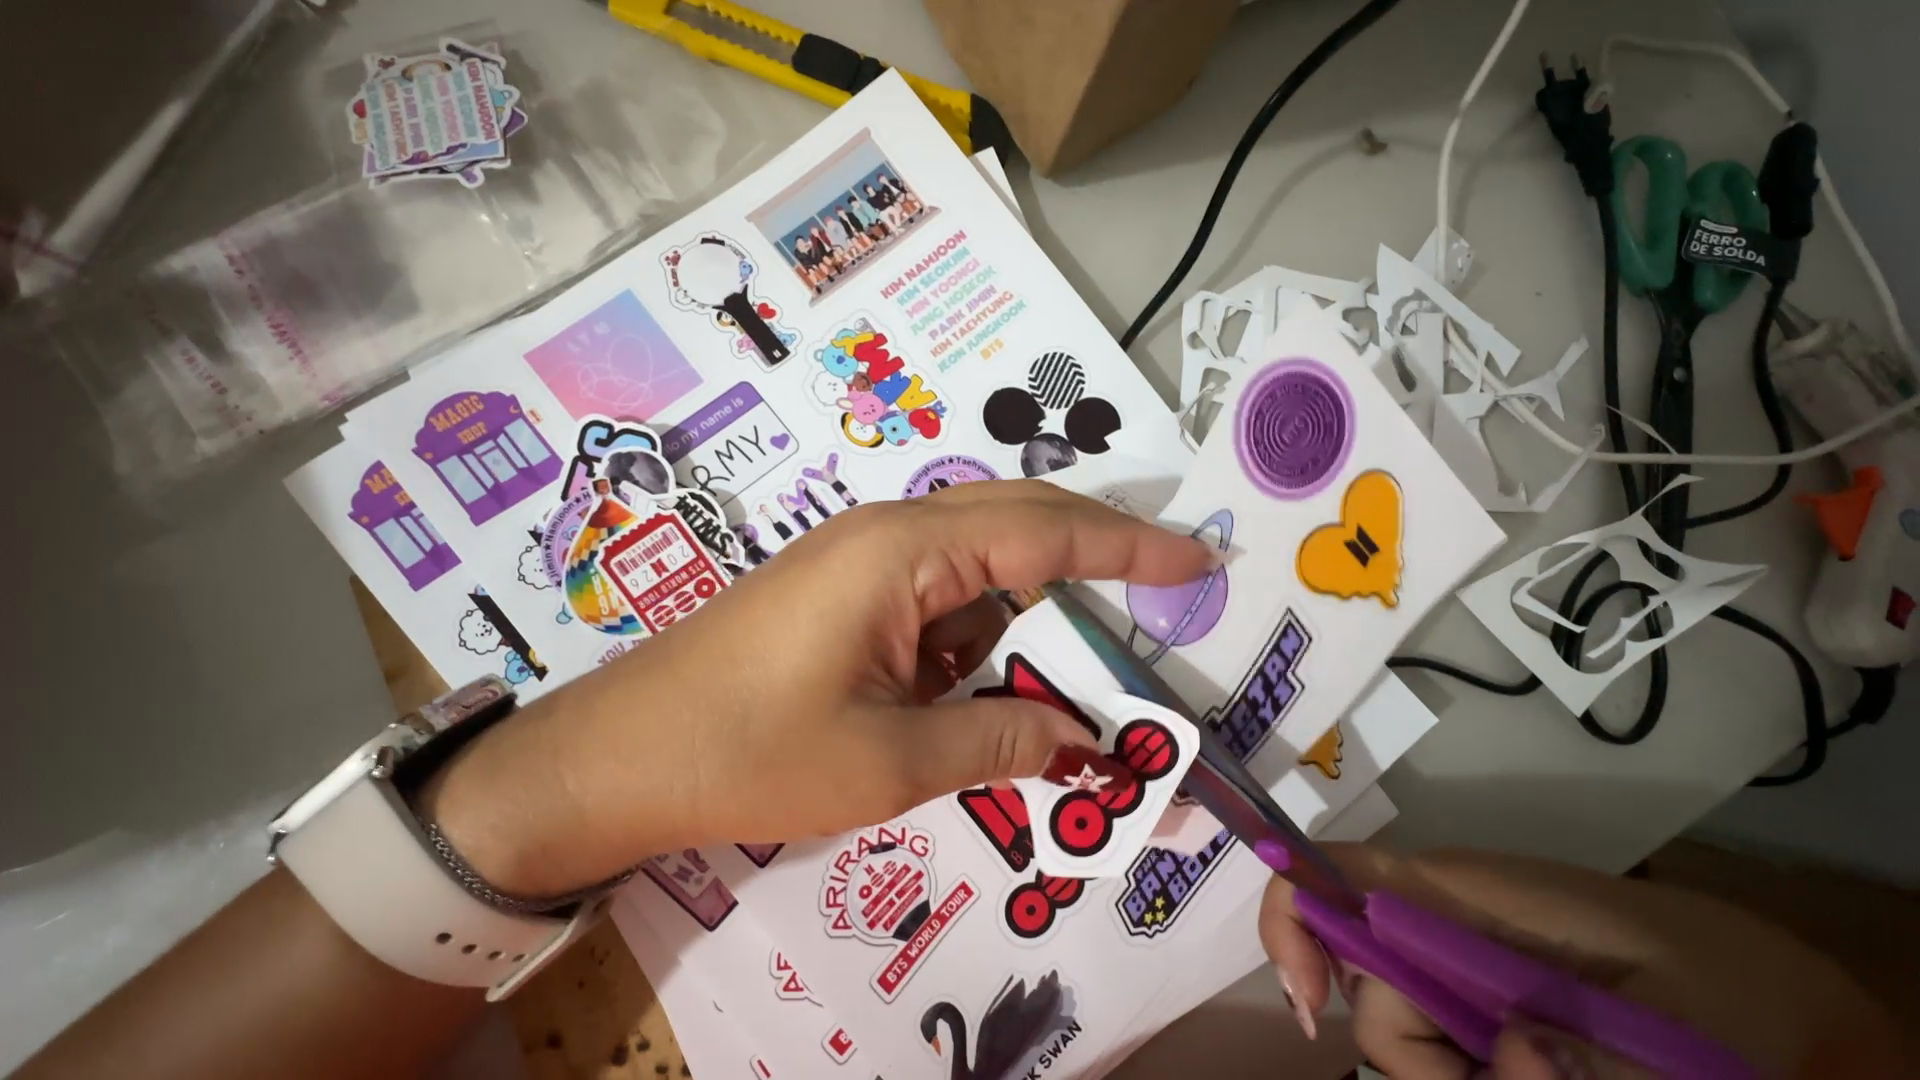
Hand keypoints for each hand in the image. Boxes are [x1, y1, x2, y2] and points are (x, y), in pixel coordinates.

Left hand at [423, 480, 1214, 898]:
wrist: (617, 758)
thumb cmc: (751, 753)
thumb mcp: (890, 761)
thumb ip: (997, 738)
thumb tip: (1081, 740)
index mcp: (905, 552)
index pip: (1044, 532)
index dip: (1128, 547)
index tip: (1196, 557)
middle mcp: (888, 536)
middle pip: (1015, 522)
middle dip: (1093, 554)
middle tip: (1163, 587)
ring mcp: (860, 563)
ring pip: (978, 563)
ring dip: (1035, 606)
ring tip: (1097, 653)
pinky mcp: (843, 596)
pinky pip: (937, 598)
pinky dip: (984, 632)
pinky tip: (1005, 679)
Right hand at [1258, 844, 1910, 1077]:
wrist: (1764, 995)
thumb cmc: (1720, 984)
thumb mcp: (1677, 1026)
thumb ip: (1595, 1055)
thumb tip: (1508, 1050)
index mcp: (1462, 892)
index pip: (1337, 872)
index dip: (1294, 919)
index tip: (1310, 1007)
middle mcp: (1436, 918)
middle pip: (1362, 976)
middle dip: (1410, 1051)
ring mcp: (1453, 962)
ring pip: (1395, 1021)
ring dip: (1447, 1072)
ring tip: (1541, 1077)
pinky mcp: (1473, 999)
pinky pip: (1432, 1040)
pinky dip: (1459, 1071)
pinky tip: (1524, 1072)